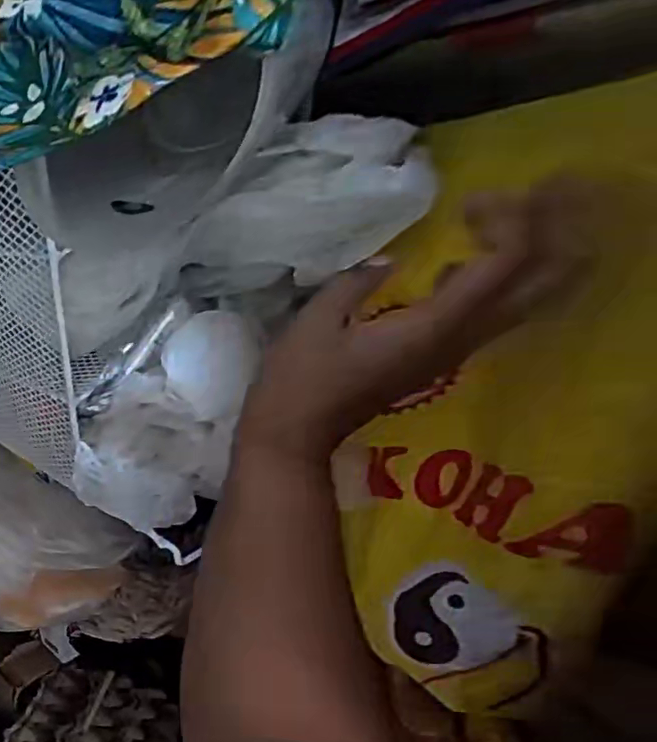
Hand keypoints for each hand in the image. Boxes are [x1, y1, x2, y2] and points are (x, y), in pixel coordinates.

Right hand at [240, 177, 592, 459]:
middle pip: (552, 274)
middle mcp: (463, 337)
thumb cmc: (294, 384)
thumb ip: (351, 287)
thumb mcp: (310, 327)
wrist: (291, 437)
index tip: (474, 199)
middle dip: (560, 226)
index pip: (509, 258)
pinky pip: (500, 311)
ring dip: (541, 251)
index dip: (508, 218)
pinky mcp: (438, 358)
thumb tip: (384, 266)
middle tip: (539, 194)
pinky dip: (504, 279)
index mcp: (436, 325)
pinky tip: (463, 269)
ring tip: (509, 222)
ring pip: (536, 294)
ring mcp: (455, 351)